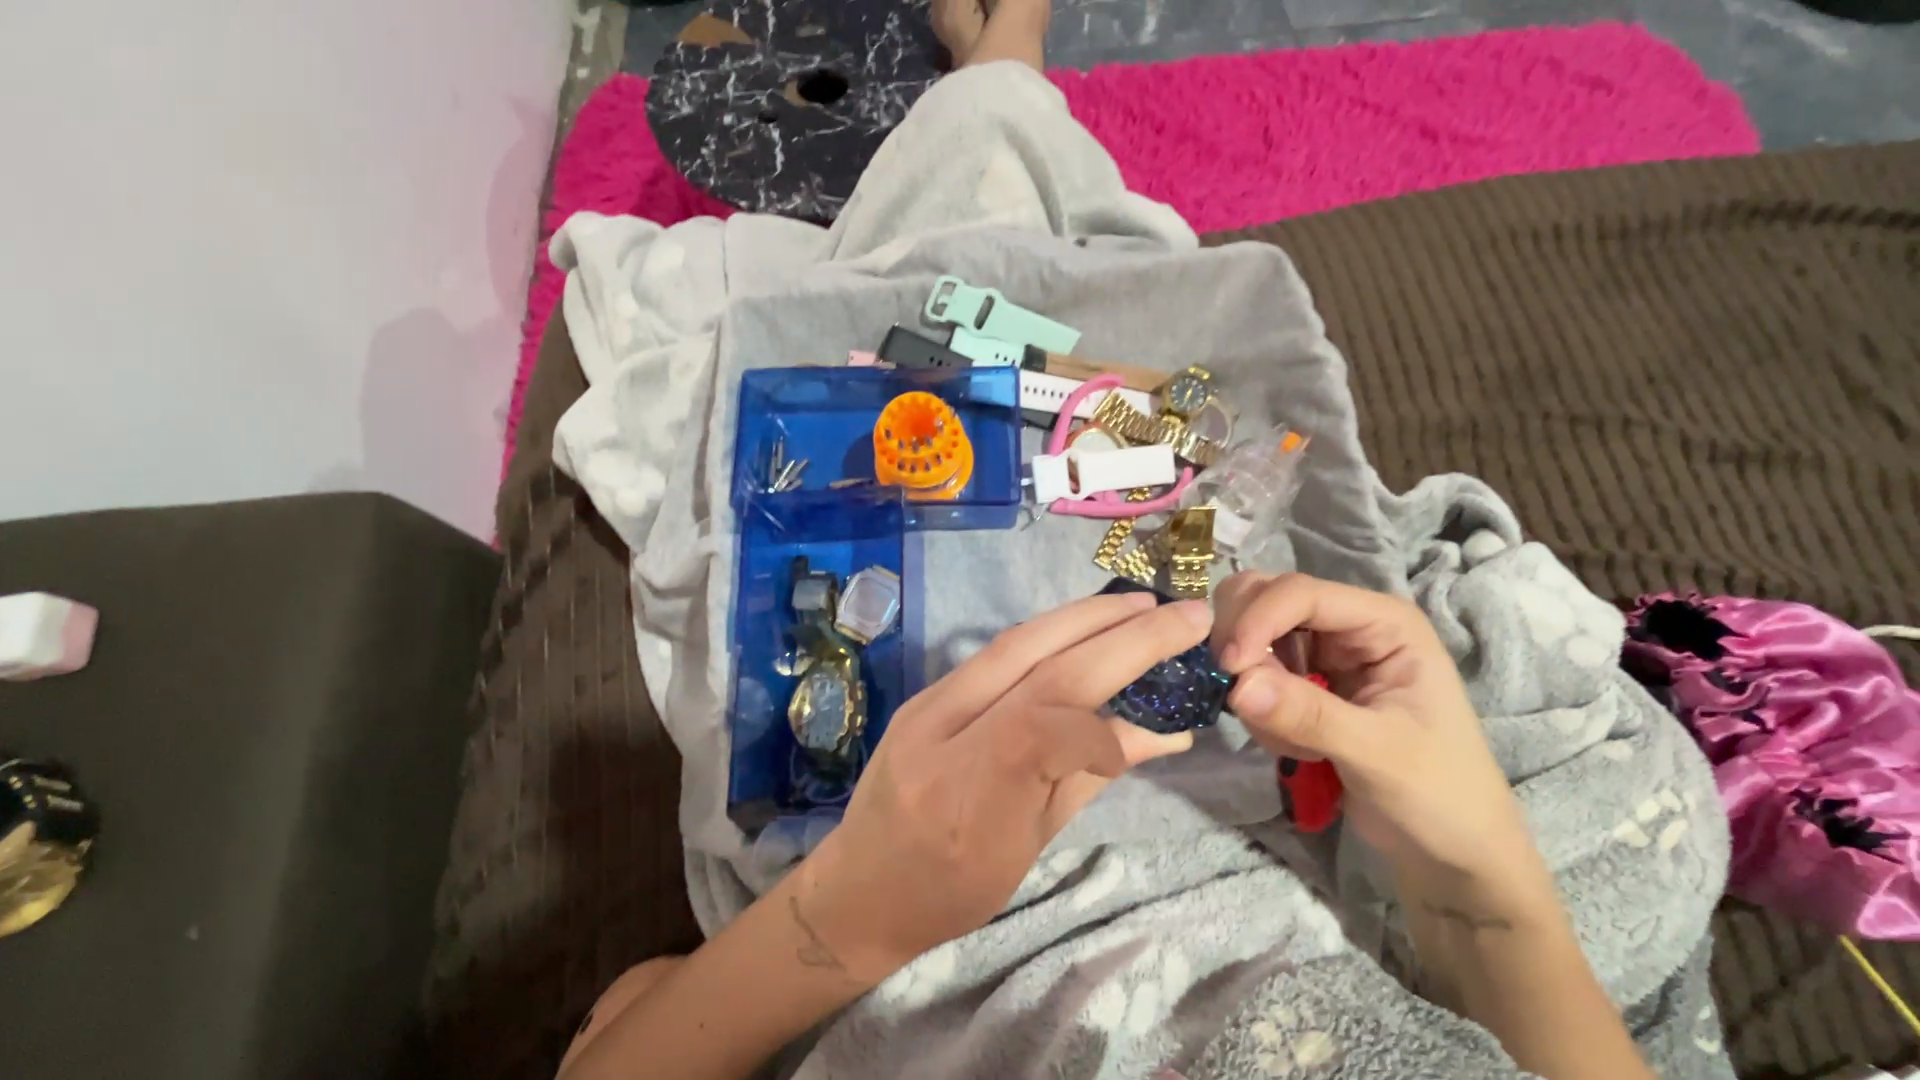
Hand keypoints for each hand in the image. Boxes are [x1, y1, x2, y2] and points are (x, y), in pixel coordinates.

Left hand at [790, 590, 1206, 981]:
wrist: (859, 887)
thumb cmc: (950, 892)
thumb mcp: (1027, 849)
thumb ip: (1087, 780)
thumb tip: (1160, 733)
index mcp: (967, 798)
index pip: (1043, 729)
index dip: (1104, 727)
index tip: (1150, 734)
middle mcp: (941, 734)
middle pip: (1037, 666)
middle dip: (1118, 635)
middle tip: (1183, 614)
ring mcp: (926, 705)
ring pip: (1014, 642)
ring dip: (1083, 618)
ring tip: (1140, 608)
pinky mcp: (924, 693)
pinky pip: (994, 654)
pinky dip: (1049, 636)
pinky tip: (1084, 628)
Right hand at [1211, 572, 1552, 917]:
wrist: (1449, 851)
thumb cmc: (1438, 795)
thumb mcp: (1379, 753)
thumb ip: (1309, 715)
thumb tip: (1238, 684)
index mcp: (1383, 622)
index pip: (1300, 593)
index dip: (1257, 620)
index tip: (1228, 668)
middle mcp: (1349, 626)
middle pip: (1264, 597)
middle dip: (1244, 642)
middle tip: (1242, 696)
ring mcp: (1324, 655)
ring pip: (1251, 637)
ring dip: (1252, 685)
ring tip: (1295, 741)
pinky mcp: (1304, 685)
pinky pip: (1253, 677)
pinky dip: (1257, 709)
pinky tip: (1299, 749)